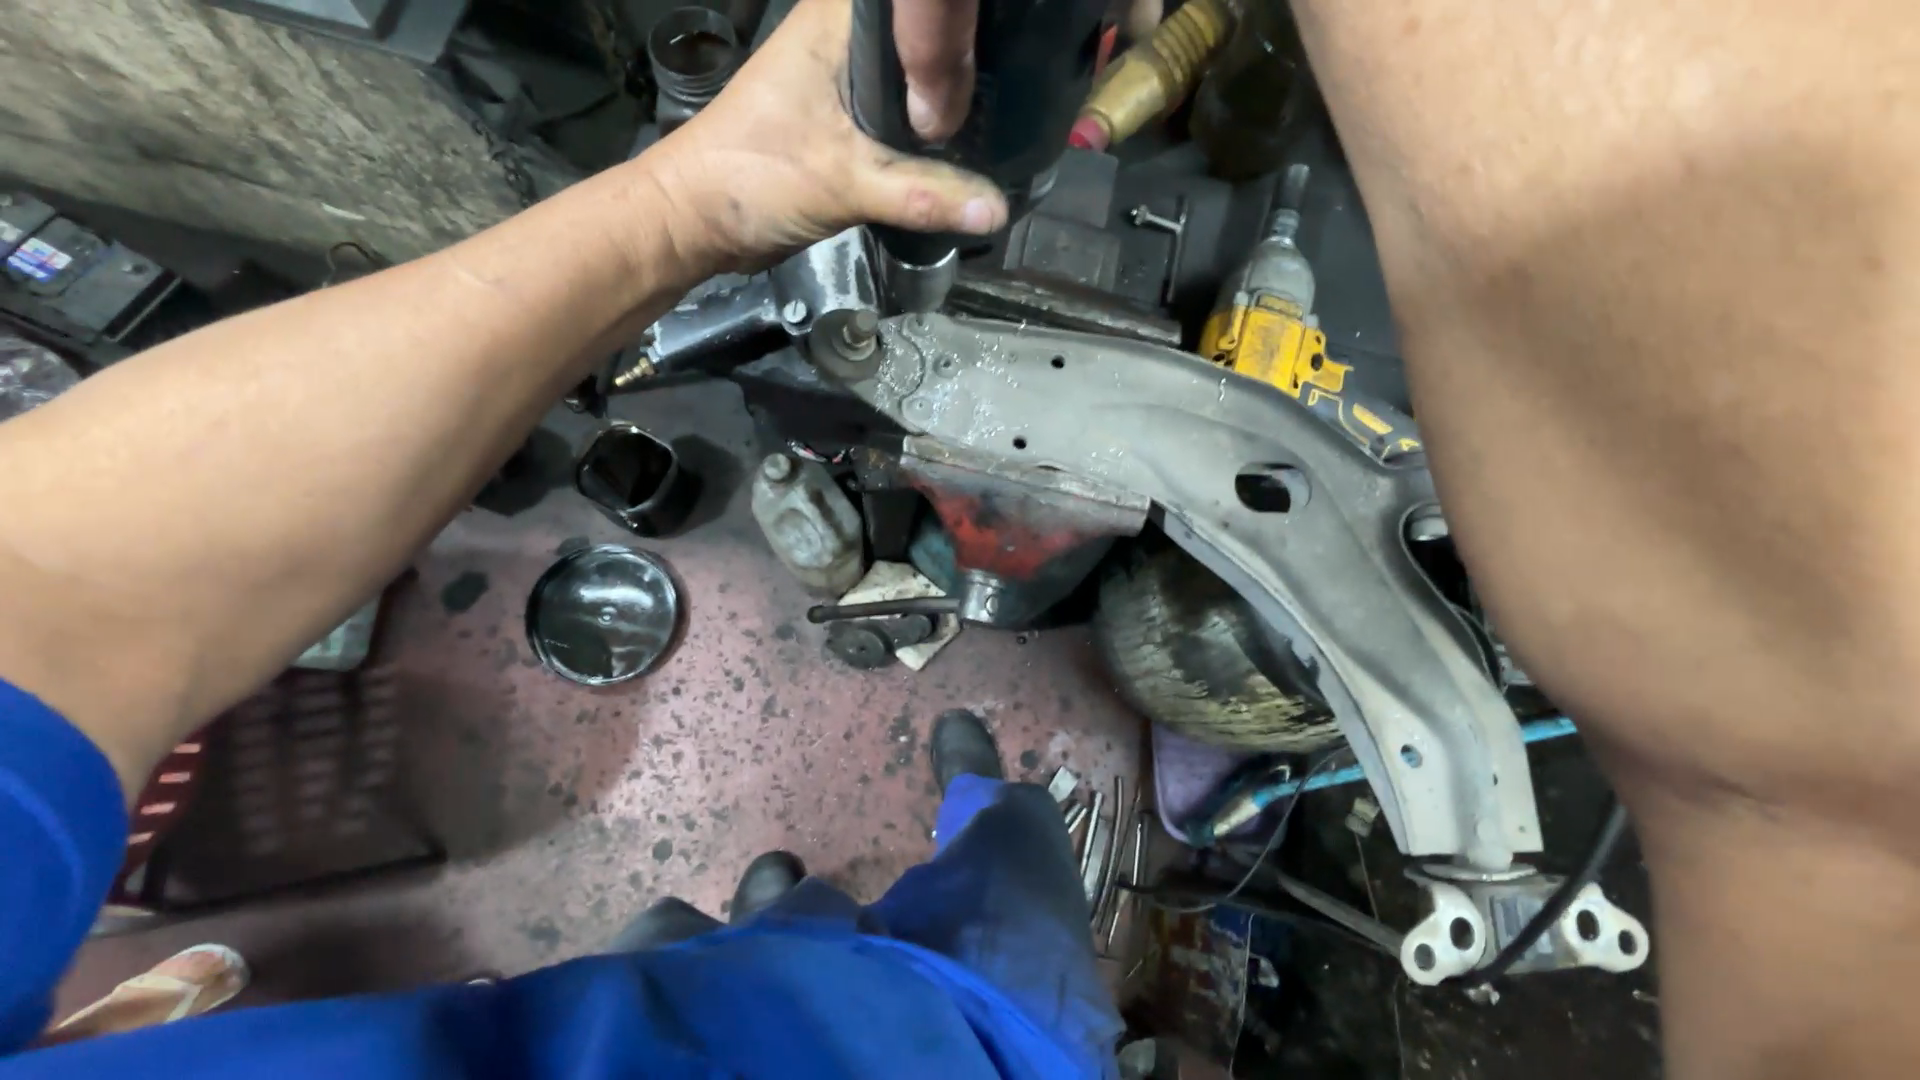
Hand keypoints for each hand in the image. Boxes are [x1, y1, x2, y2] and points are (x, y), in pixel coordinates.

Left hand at [642, 0, 1003, 271]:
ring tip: (1011, 123)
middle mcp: (847, 38)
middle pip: (928, 42)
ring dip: (955, 107)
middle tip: (1025, 95)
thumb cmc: (753, 178)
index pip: (919, 8)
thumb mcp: (844, 182)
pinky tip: (971, 152)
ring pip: (920, 83)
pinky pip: (907, 120)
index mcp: (840, 21)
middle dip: (972, 69)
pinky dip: (934, 138)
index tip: (1015, 50)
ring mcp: (849, 80)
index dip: (964, 27)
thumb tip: (995, 209)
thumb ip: (921, 194)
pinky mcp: (850, 123)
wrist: (700, 222)